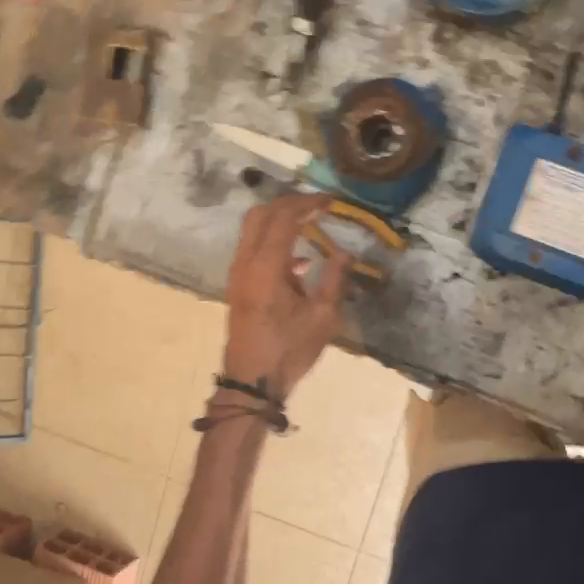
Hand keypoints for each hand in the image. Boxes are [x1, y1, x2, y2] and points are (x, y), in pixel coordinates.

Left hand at [222, 194, 350, 399]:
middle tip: (318, 206)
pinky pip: (253, 249)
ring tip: (311, 226)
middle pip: (261, 214)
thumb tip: (345, 253)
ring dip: (280, 221)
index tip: (331, 202)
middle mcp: (246, 262)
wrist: (252, 382)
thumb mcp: (324, 317)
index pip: (285, 218)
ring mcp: (238, 273)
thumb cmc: (290, 351)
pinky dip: (274, 242)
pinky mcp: (238, 286)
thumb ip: (335, 279)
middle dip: (290, 204)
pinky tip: (301, 262)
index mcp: (267, 266)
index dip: (308, 204)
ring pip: (253, 230)